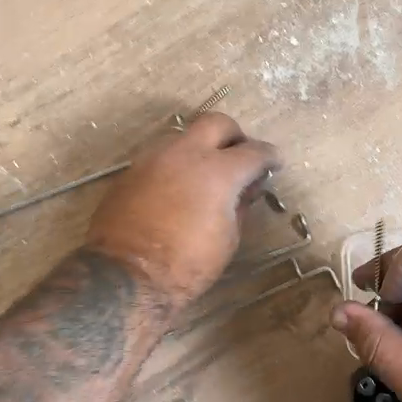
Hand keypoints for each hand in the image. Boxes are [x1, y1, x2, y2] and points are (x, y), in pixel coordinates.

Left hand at [85, 112, 280, 314]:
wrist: (127, 278)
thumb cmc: (187, 266)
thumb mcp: (228, 239)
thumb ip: (240, 206)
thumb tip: (246, 189)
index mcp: (217, 171)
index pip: (253, 152)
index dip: (269, 157)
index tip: (274, 163)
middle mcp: (184, 154)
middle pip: (216, 123)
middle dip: (234, 137)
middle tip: (240, 158)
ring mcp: (153, 159)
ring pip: (184, 137)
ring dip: (201, 149)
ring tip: (207, 177)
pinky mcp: (130, 172)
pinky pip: (161, 157)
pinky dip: (177, 166)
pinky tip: (179, 190)